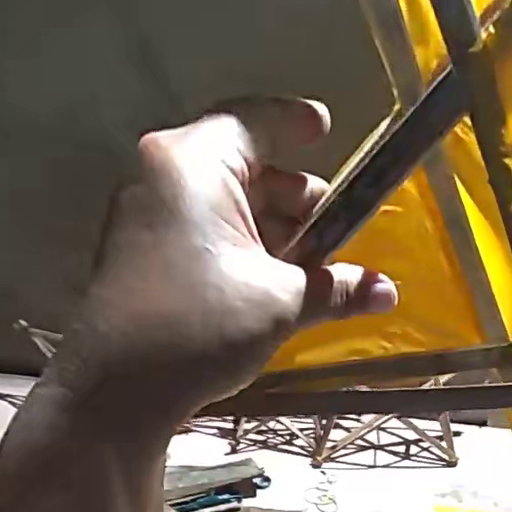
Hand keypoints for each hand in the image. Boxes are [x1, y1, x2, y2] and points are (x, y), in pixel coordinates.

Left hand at [51, 96, 396, 426]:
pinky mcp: (156, 252)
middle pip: (250, 170)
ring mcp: (156, 215)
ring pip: (236, 207)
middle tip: (345, 230)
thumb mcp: (283, 304)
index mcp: (194, 167)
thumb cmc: (202, 326)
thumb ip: (337, 289)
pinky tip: (288, 283)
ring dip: (285, 232)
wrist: (123, 387)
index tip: (329, 129)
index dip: (296, 123)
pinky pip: (217, 234)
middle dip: (302, 199)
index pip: (253, 124)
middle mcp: (168, 177)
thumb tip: (388, 290)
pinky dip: (257, 249)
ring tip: (325, 268)